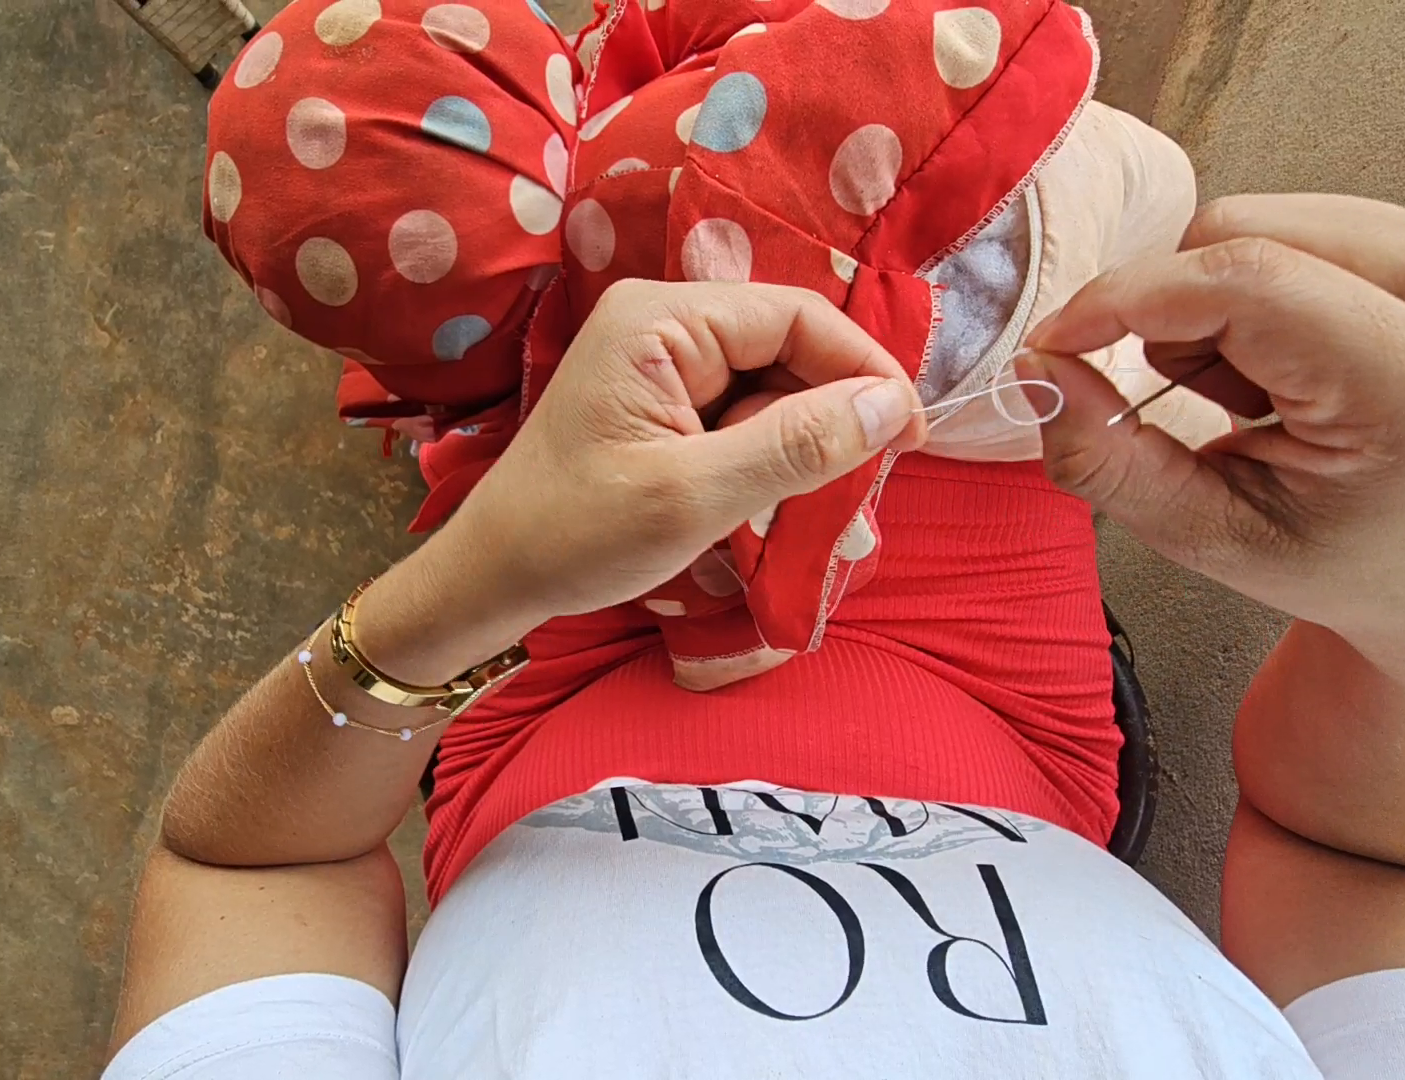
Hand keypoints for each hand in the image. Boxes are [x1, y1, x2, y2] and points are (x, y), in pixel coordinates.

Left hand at [363, 280, 925, 680]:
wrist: (495, 573)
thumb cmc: (576, 534)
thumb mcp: (692, 495)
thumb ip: (793, 446)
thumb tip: (891, 406)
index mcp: (660, 321)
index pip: (793, 318)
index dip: (863, 369)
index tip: (908, 437)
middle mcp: (660, 328)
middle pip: (782, 352)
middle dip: (826, 418)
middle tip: (858, 491)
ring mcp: (656, 369)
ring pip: (763, 392)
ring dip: (795, 449)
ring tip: (812, 513)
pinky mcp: (656, 410)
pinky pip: (732, 421)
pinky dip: (761, 462)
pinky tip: (770, 507)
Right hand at [1019, 194, 1404, 668]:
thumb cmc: (1334, 562)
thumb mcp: (1195, 532)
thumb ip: (1100, 457)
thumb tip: (1038, 369)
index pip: (1247, 285)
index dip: (1123, 300)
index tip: (1055, 340)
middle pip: (1246, 232)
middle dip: (1165, 309)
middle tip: (1174, 393)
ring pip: (1263, 222)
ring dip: (1203, 305)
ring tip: (1236, 387)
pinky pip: (1296, 229)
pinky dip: (1242, 295)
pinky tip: (1271, 362)